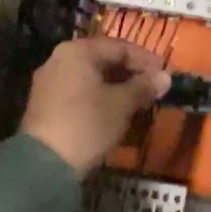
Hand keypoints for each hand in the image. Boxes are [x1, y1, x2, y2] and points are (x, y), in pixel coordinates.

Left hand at [22, 38, 170, 176]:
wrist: (44, 164)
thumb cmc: (87, 124)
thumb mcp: (121, 104)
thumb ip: (143, 87)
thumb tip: (165, 76)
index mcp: (77, 51)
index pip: (120, 47)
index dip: (146, 60)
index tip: (166, 75)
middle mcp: (59, 60)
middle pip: (104, 61)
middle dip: (131, 75)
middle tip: (154, 90)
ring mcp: (50, 83)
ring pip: (92, 79)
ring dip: (117, 89)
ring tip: (139, 104)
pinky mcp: (46, 105)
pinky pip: (80, 94)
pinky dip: (100, 99)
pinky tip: (115, 114)